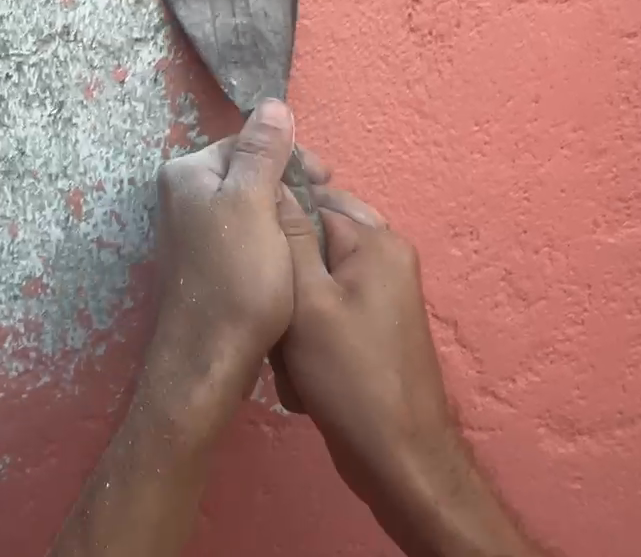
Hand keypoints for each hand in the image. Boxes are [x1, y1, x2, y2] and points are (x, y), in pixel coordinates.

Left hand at [45, 103, 301, 556]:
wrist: (209, 357)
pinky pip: (245, 233)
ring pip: (249, 204)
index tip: (327, 179)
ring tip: (312, 232)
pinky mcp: (205, 260)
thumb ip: (263, 152)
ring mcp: (191, 229)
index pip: (245, 142)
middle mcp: (181, 195)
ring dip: (284, 211)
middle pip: (247, 171)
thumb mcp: (254, 203)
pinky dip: (271, 236)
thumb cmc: (236, 276)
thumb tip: (273, 103)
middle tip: (325, 206)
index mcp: (187, 173)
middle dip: (289, 183)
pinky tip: (291, 256)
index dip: (289, 155)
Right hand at [275, 161, 541, 556]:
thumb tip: (274, 184)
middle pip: (313, 231)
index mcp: (375, 239)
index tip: (244, 240)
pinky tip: (294, 351)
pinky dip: (307, 318)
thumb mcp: (306, 299)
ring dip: (291, 295)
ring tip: (280, 328)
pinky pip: (327, 297)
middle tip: (263, 290)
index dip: (273, 215)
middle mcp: (385, 254)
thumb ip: (290, 236)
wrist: (396, 456)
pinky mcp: (372, 318)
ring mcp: (381, 288)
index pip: (310, 195)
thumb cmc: (347, 373)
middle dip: (284, 259)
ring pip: (314, 268)